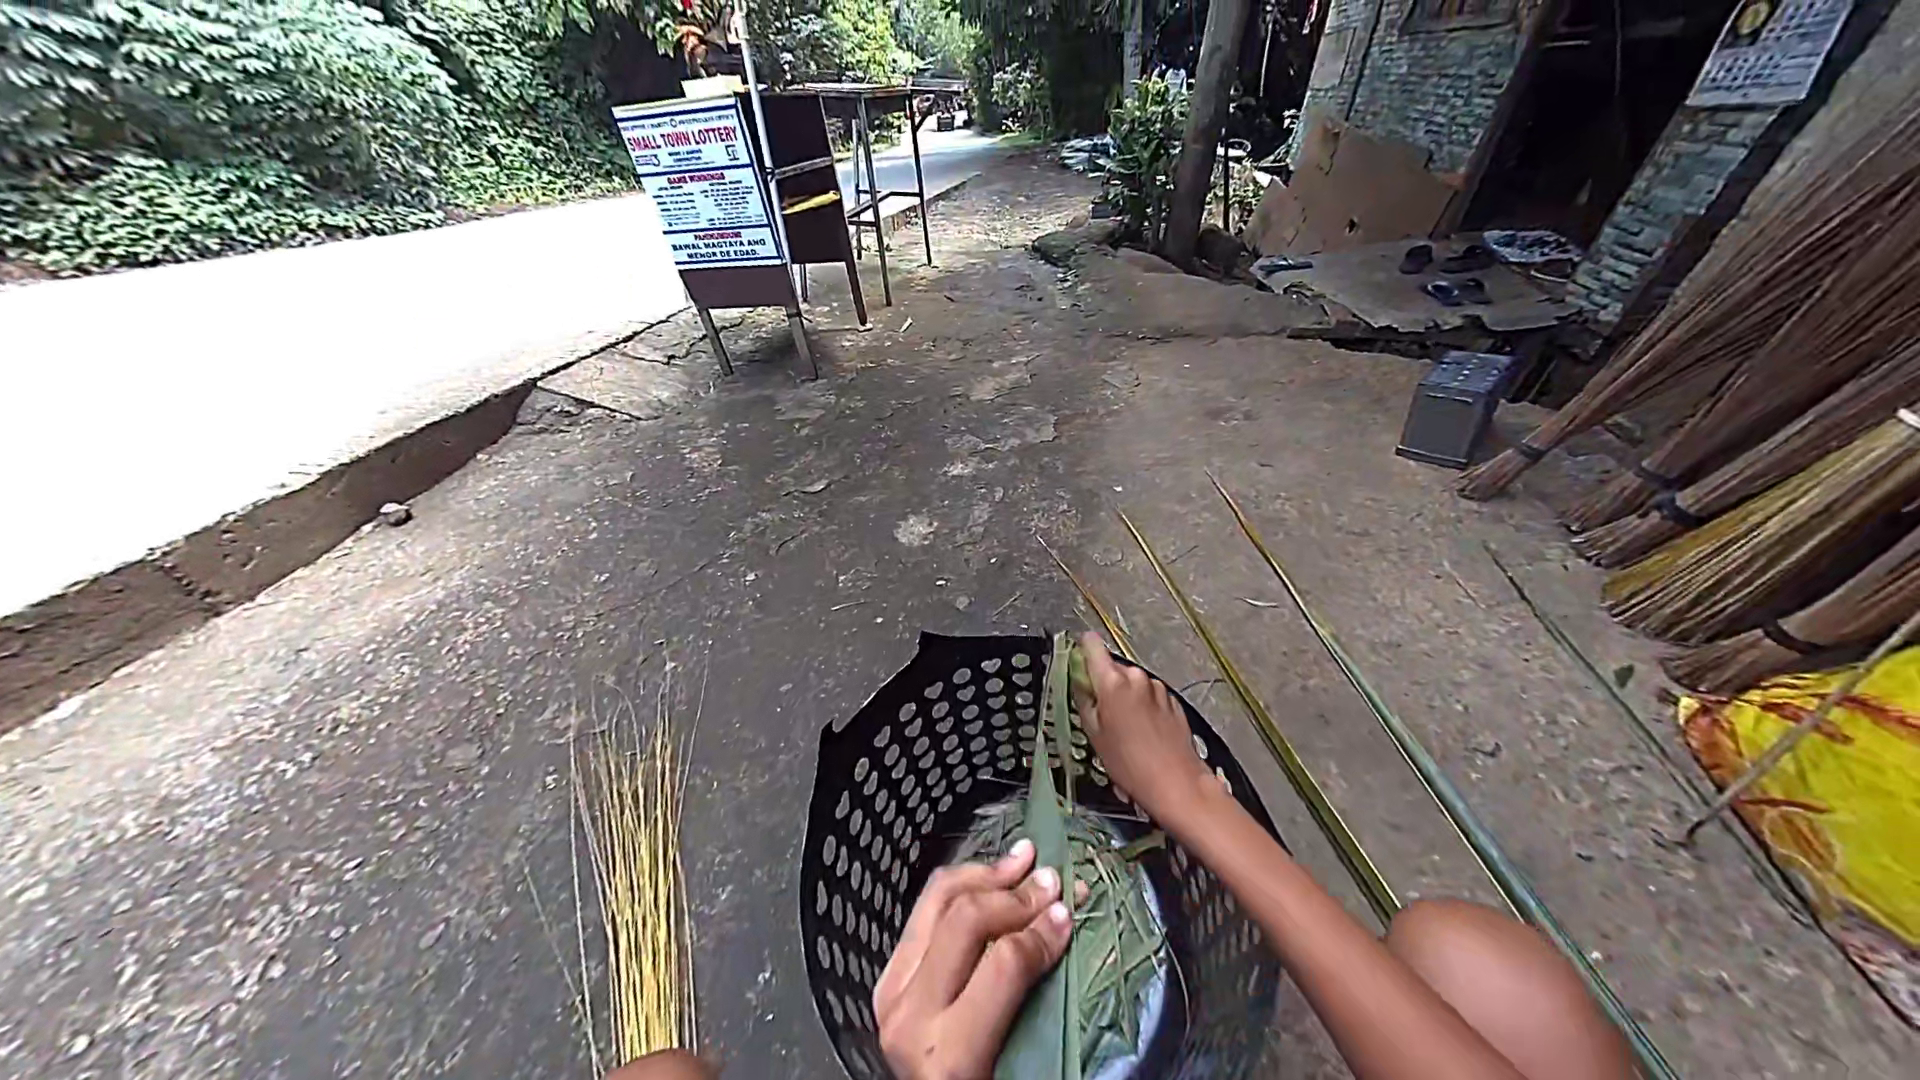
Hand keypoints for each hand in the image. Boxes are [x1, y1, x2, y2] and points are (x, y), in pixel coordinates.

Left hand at [873, 839, 1071, 1079]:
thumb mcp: (1020, 1065)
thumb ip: (1035, 996)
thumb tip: (1064, 921)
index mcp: (948, 1054)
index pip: (1003, 965)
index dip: (1040, 932)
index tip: (1068, 914)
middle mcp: (911, 1013)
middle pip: (967, 920)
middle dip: (1015, 893)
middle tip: (1052, 879)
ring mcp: (892, 987)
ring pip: (939, 899)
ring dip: (986, 874)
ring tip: (1023, 858)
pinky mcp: (887, 973)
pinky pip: (925, 908)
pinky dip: (962, 884)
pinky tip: (990, 876)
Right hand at [1074, 632, 1217, 825]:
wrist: (1176, 782)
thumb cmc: (1128, 762)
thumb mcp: (1093, 733)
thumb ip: (1083, 698)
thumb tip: (1079, 681)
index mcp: (1112, 681)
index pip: (1092, 645)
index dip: (1083, 650)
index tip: (1078, 664)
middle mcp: (1136, 677)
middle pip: (1112, 668)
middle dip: (1104, 685)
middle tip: (1101, 714)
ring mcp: (1157, 688)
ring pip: (1131, 683)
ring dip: (1125, 698)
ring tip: (1124, 730)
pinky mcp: (1172, 701)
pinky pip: (1149, 696)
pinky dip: (1143, 707)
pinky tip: (1143, 733)